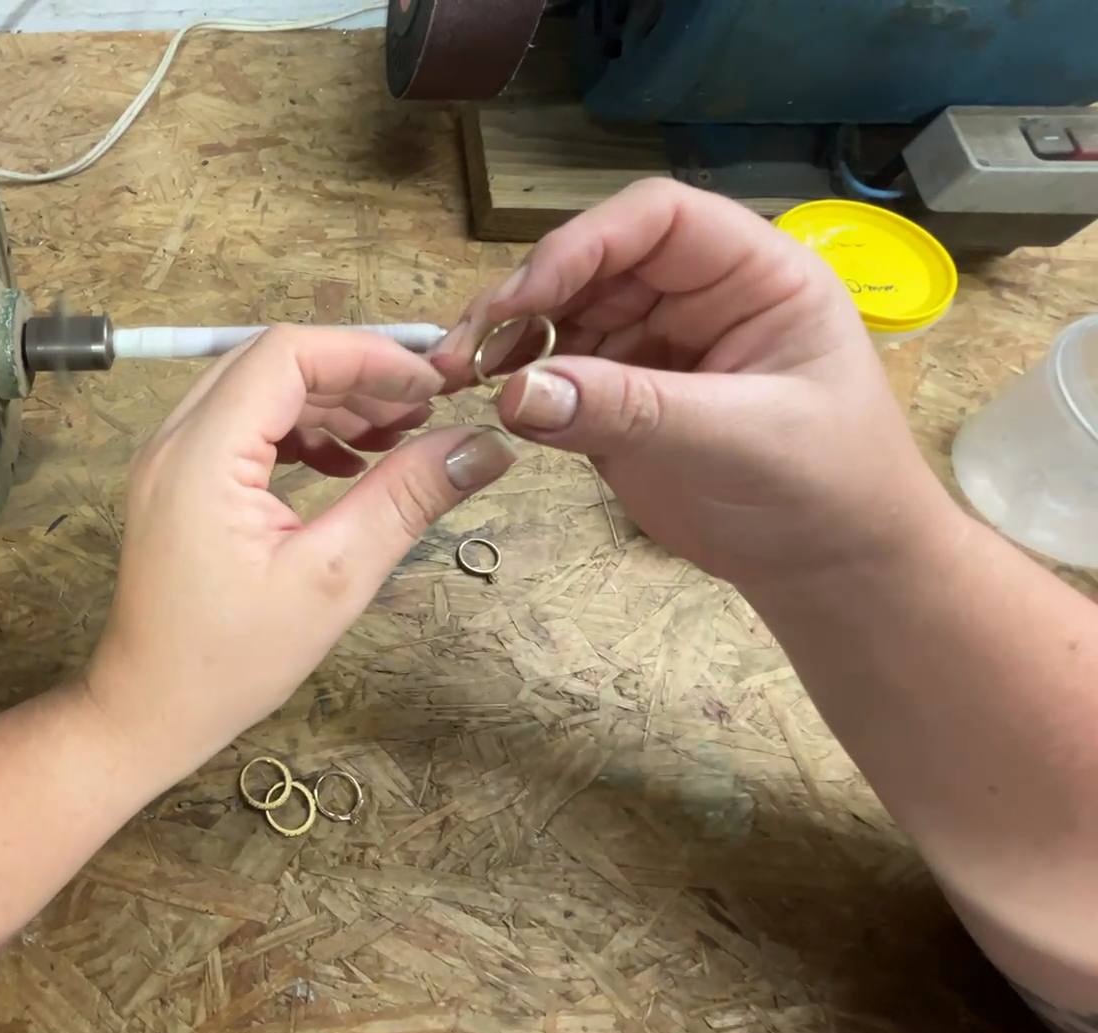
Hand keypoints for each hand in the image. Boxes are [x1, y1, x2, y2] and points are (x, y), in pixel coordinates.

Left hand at [84, 326, 515, 772]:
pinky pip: (239, 429)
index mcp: (202, 455)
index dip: (366, 356)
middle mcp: (173, 441)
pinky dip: (293, 433)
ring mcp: (168, 460)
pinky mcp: (175, 483)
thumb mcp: (333, 579)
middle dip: (350, 376)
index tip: (431, 386)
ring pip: (254, 393)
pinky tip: (341, 465)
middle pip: (269, 364)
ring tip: (390, 438)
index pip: (285, 354)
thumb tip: (483, 445)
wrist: (153, 705)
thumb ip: (404, 499)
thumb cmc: (233, 658)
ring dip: (324, 404)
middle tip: (420, 412)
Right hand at [430, 178, 957, 591]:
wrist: (822, 564)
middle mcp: (687, 299)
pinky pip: (547, 372)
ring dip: (501, 341)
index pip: (655, 222)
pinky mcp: (607, 396)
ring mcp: (643, 348)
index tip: (514, 305)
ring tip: (457, 378)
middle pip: (586, 266)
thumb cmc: (821, 488)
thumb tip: (515, 393)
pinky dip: (509, 382)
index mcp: (749, 276)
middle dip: (519, 301)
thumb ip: (628, 410)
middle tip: (458, 355)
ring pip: (555, 317)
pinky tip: (482, 399)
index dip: (579, 247)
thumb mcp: (736, 440)